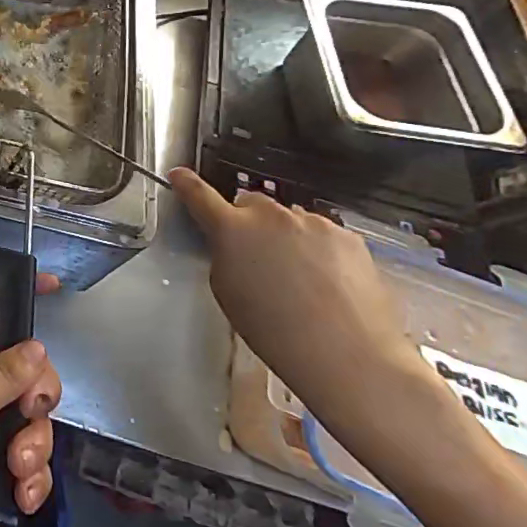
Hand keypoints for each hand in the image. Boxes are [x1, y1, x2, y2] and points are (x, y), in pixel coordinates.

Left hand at [0, 275, 63, 526]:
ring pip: (31, 417)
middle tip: (28, 417)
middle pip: (25, 366)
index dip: (15, 293)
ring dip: (34, 448)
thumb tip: (38, 345)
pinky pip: (28, 456)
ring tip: (17, 474)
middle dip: (37, 398)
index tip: (58, 289)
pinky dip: (31, 477)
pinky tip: (22, 496)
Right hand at [168, 167, 435, 423]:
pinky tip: (324, 282)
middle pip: (251, 205)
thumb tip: (236, 246)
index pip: (200, 197)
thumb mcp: (227, 292)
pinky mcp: (347, 236)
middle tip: (254, 257)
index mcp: (232, 230)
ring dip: (284, 237)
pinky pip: (321, 233)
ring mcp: (313, 223)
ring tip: (296, 279)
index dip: (187, 185)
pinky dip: (316, 249)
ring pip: (288, 220)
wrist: (346, 352)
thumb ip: (224, 256)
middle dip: (247, 223)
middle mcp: (272, 217)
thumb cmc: (273, 330)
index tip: (179, 174)